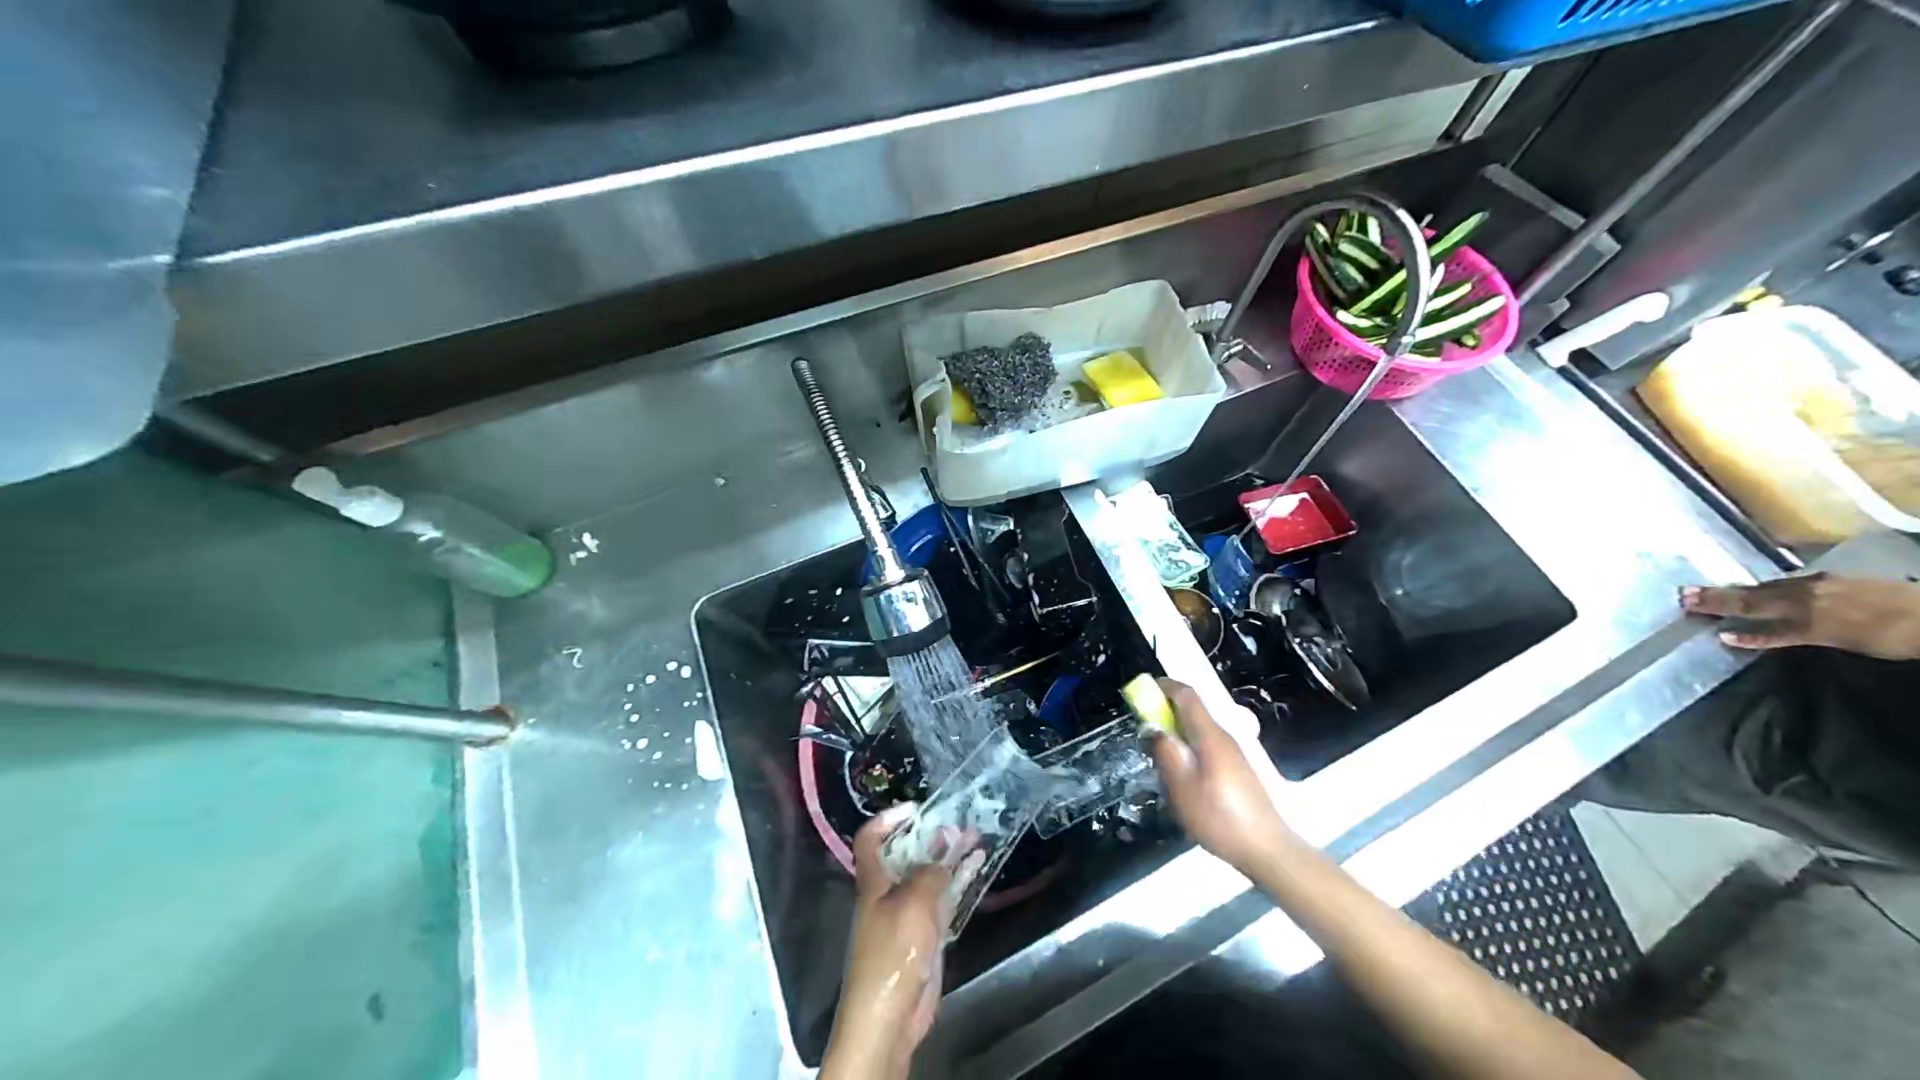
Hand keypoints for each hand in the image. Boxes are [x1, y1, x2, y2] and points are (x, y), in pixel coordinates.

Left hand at [820, 805, 981, 1079]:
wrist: (889, 1016)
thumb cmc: (893, 952)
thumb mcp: (913, 903)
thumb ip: (930, 873)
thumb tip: (943, 855)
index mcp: (873, 881)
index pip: (869, 839)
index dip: (887, 819)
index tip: (916, 809)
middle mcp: (887, 893)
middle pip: (906, 854)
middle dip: (931, 835)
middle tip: (959, 821)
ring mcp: (906, 916)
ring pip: (928, 876)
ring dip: (949, 856)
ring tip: (975, 837)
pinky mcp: (923, 937)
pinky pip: (941, 901)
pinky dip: (957, 882)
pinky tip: (976, 868)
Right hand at [1148, 679, 1298, 874]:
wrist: (1266, 849)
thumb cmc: (1219, 817)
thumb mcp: (1182, 788)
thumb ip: (1167, 753)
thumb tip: (1155, 728)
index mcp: (1210, 736)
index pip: (1187, 696)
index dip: (1165, 687)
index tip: (1144, 689)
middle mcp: (1225, 737)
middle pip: (1195, 710)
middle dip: (1168, 710)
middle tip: (1146, 727)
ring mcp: (1235, 753)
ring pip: (1201, 729)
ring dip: (1179, 730)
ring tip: (1161, 753)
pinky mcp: (1238, 769)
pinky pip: (1208, 744)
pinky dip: (1190, 745)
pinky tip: (1184, 773)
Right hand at [1682, 573, 1919, 659]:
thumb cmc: (1895, 637)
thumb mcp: (1841, 641)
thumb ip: (1789, 635)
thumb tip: (1734, 634)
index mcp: (1804, 614)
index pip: (1753, 613)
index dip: (1719, 612)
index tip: (1688, 609)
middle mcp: (1805, 596)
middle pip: (1753, 597)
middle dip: (1716, 597)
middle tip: (1682, 593)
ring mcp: (1821, 586)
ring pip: (1768, 588)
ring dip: (1734, 590)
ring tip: (1706, 590)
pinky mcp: (1837, 581)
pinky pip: (1790, 583)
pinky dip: (1767, 587)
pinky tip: (1761, 589)